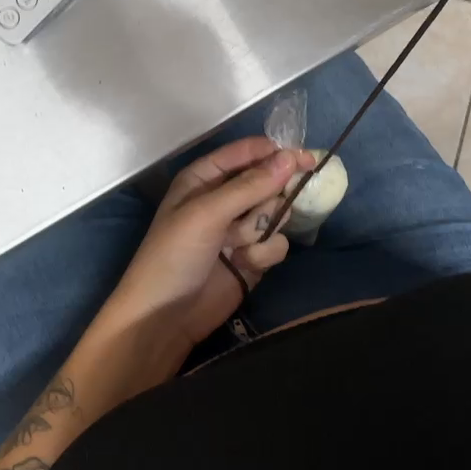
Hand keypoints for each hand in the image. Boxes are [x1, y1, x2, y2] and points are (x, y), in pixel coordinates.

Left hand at [95, 136, 317, 361]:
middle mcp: (224, 199)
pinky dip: (264, 254)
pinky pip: (277, 243)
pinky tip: (244, 264)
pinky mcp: (254, 258)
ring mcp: (241, 229)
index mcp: (205, 178)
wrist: (166, 317)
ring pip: (278, 213)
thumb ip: (250, 186)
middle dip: (270, 197)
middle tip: (262, 212)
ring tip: (238, 244)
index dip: (274, 152)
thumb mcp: (207, 213)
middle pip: (269, 182)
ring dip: (263, 228)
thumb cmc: (175, 255)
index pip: (247, 153)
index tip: (304, 158)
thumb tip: (290, 157)